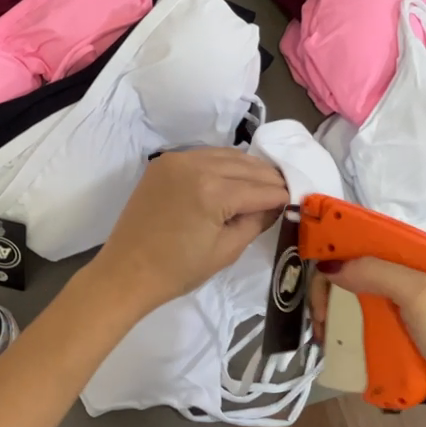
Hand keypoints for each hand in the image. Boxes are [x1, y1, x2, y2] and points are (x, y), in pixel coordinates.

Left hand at [85, 148, 289, 314]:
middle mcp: (196, 165)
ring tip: (263, 184)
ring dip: (247, 168)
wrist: (126, 271)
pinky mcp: (163, 162)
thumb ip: (256, 221)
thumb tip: (276, 204)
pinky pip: (203, 155)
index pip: (262, 188)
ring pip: (226, 155)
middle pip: (246, 165)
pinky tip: (232, 178)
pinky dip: (222, 164)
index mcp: (214, 191)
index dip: (283, 196)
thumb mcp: (226, 250)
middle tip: (285, 191)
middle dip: (268, 178)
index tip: (299, 200)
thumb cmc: (177, 270)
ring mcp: (177, 159)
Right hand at [309, 258, 425, 398]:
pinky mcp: (402, 323)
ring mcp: (404, 298)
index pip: (362, 237)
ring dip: (334, 308)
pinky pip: (365, 315)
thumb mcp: (418, 294)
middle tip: (320, 317)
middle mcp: (406, 270)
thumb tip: (327, 268)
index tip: (314, 276)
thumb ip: (375, 272)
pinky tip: (337, 337)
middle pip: (353, 266)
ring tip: (324, 332)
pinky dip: (347, 322)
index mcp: (415, 253)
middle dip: (328, 287)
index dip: (333, 249)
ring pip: (355, 292)